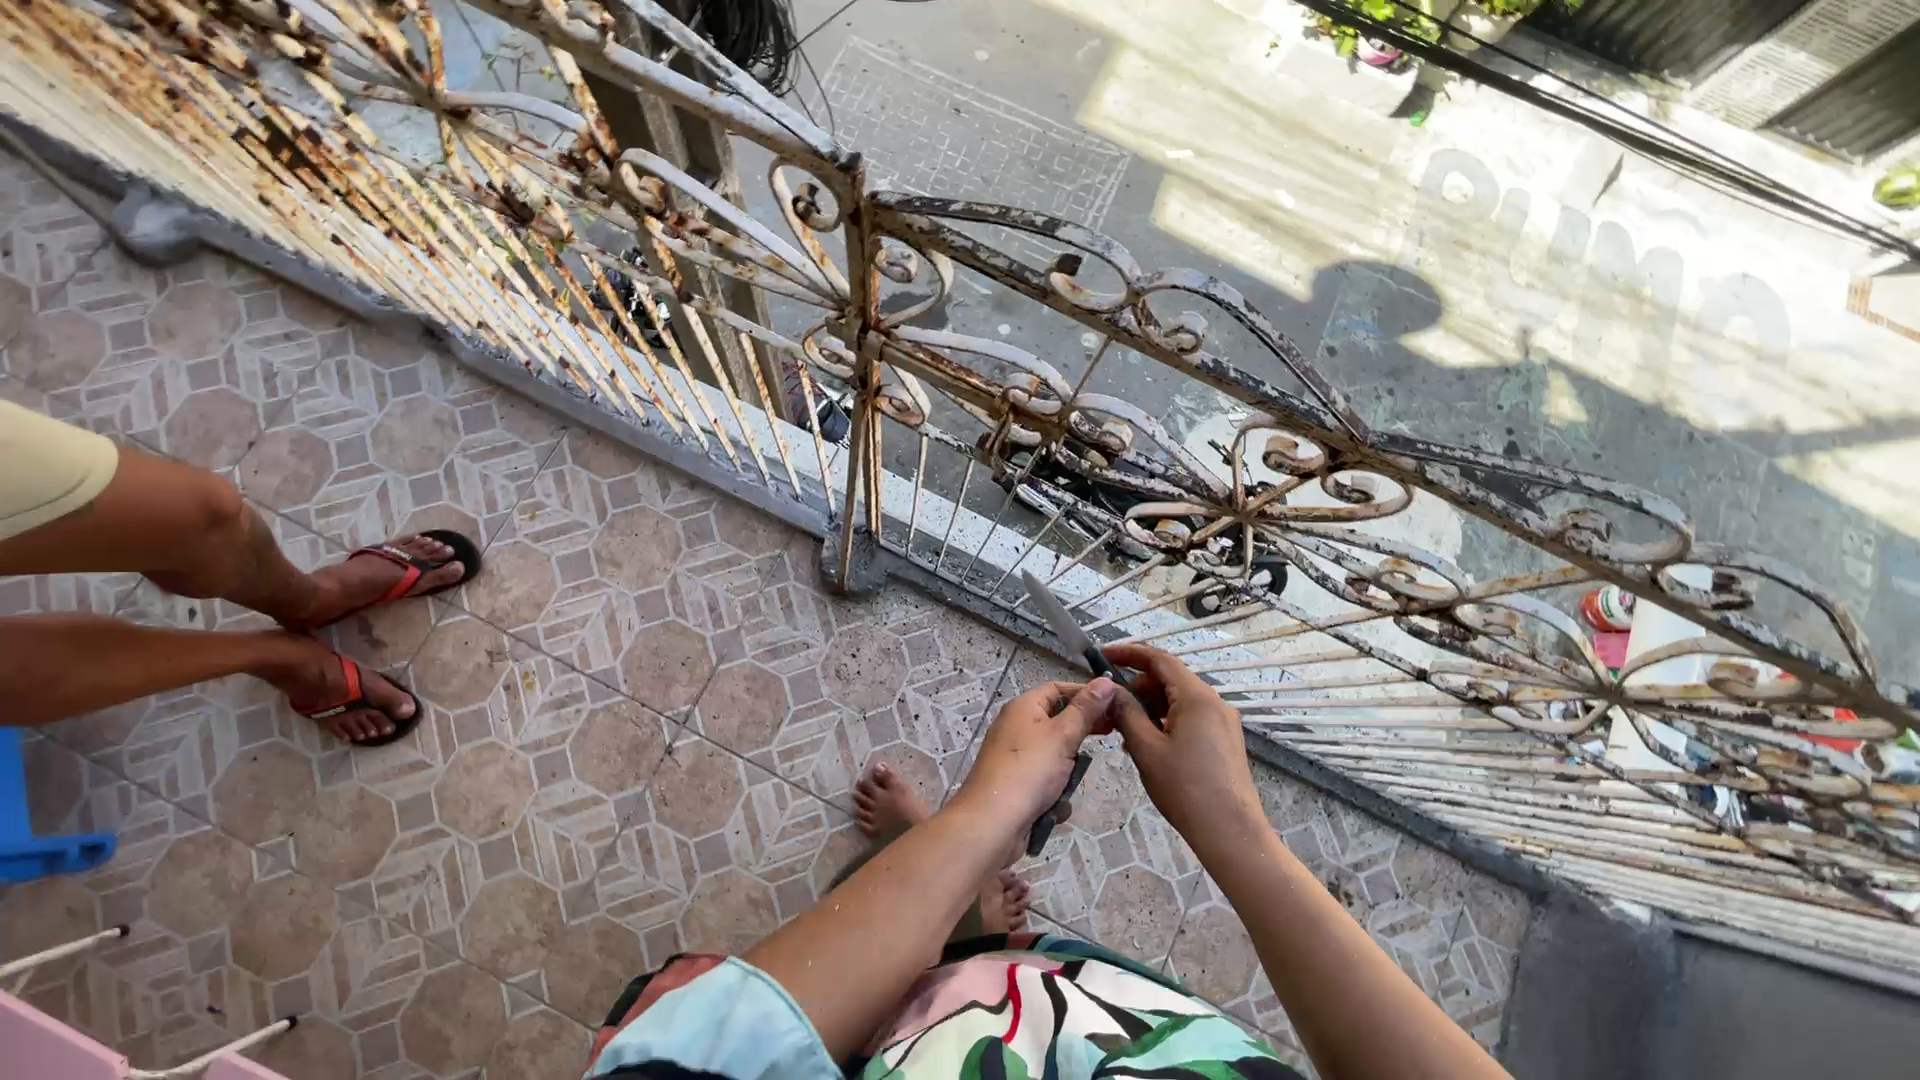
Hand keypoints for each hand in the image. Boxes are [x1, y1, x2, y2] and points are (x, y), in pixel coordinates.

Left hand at [954, 677, 1115, 830]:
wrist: (992, 823)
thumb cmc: (1029, 770)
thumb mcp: (1063, 735)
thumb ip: (1086, 709)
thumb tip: (1105, 680)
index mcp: (1024, 707)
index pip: (1058, 688)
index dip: (1086, 694)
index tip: (1114, 704)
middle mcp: (1017, 727)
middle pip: (1058, 722)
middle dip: (1080, 735)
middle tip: (1110, 737)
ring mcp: (1015, 758)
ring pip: (1055, 757)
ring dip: (1067, 772)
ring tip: (1070, 782)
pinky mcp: (1017, 785)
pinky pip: (1045, 782)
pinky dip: (1053, 793)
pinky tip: (1056, 806)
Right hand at [1103, 644, 1264, 853]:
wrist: (1230, 831)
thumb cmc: (1185, 788)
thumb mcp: (1146, 749)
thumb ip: (1126, 713)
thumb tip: (1111, 690)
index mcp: (1196, 697)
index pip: (1159, 659)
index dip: (1129, 653)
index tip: (1103, 655)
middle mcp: (1214, 702)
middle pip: (1170, 679)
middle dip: (1138, 686)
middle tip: (1110, 706)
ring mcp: (1223, 722)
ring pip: (1180, 700)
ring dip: (1150, 707)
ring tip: (1125, 732)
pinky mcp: (1225, 740)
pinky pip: (1191, 718)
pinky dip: (1166, 721)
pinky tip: (1148, 745)